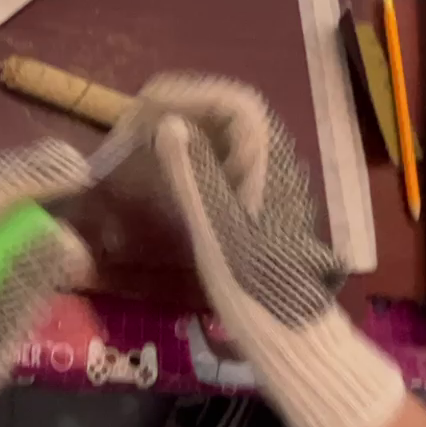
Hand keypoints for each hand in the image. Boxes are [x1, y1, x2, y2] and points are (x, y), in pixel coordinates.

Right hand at [107, 73, 405, 426]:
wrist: (288, 332)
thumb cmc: (254, 283)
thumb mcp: (215, 227)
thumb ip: (192, 171)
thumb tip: (169, 123)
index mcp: (269, 161)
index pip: (234, 103)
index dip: (189, 94)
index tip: (146, 106)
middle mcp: (272, 160)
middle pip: (229, 112)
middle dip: (181, 106)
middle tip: (137, 123)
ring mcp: (266, 178)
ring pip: (226, 133)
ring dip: (186, 125)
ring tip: (144, 137)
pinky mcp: (256, 196)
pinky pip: (223, 156)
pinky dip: (192, 150)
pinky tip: (168, 167)